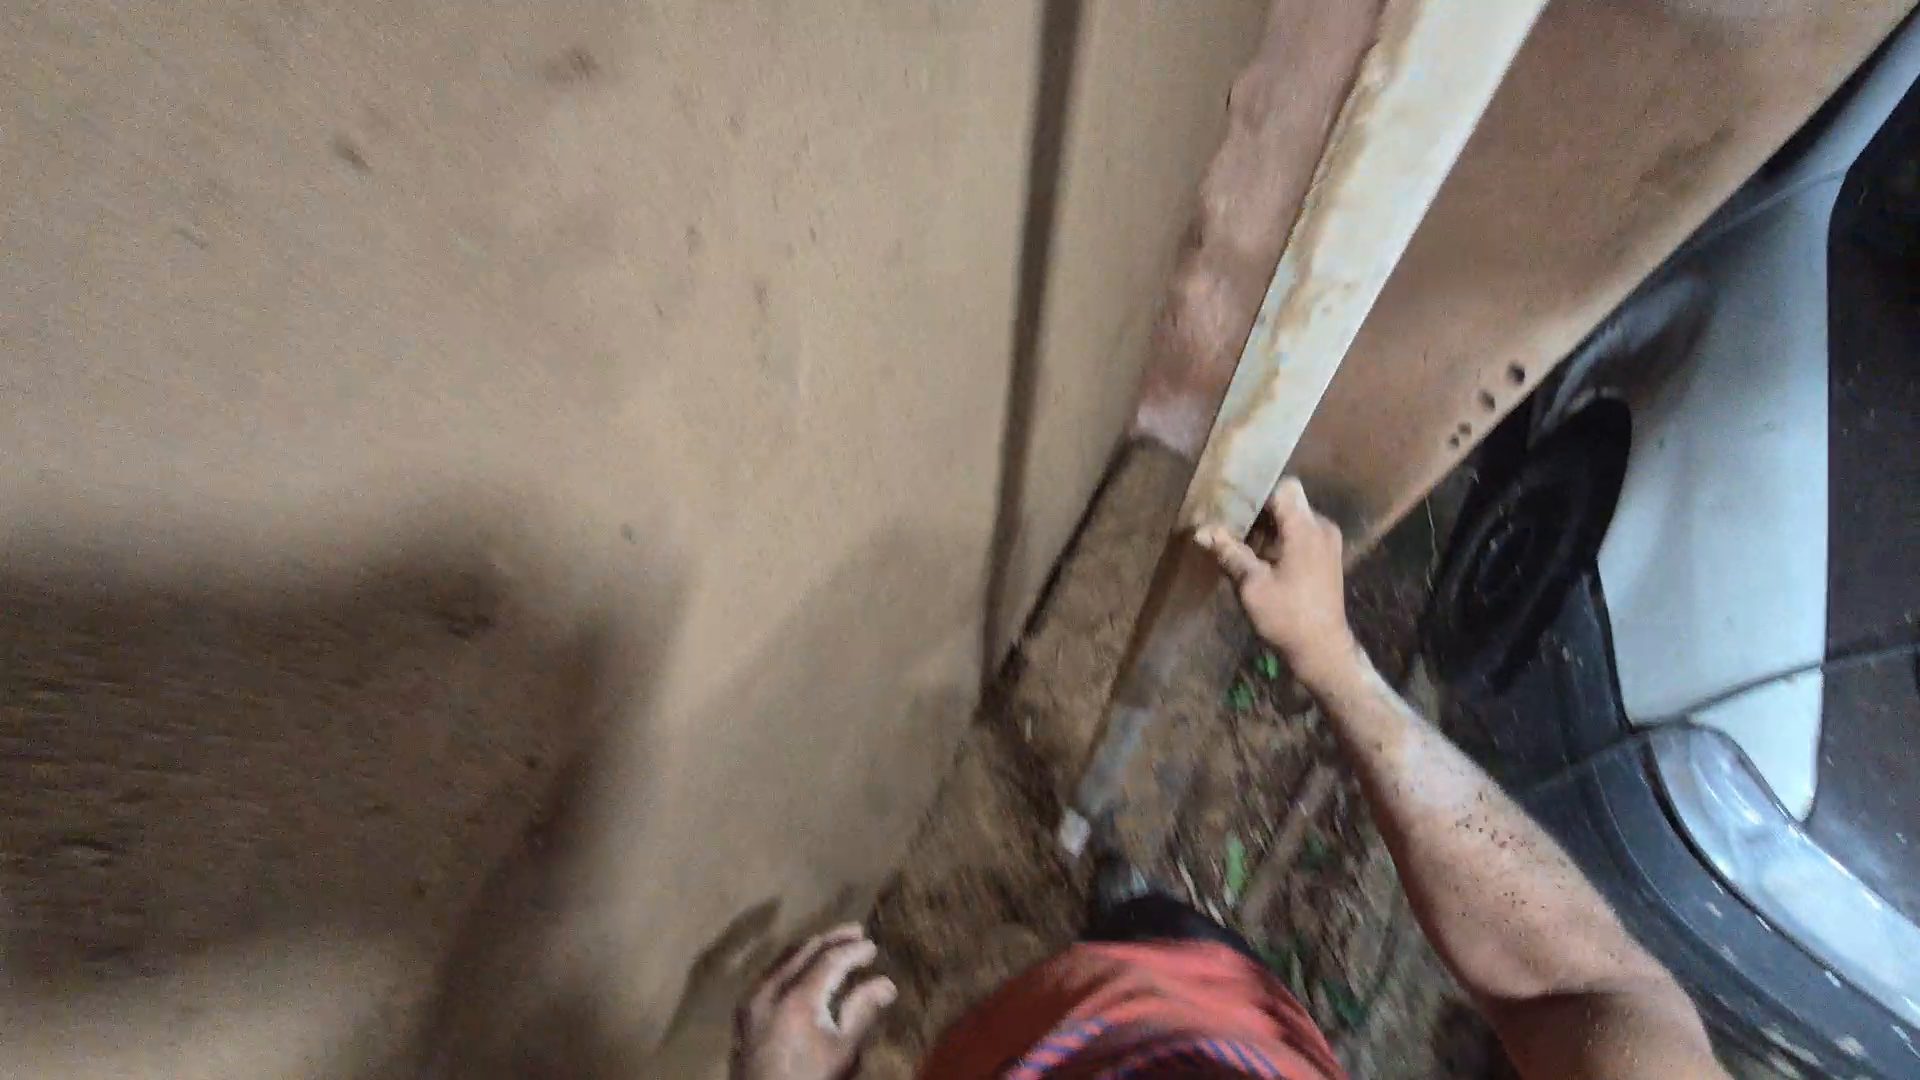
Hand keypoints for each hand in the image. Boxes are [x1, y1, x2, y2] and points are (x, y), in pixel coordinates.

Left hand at [732, 924, 896, 1079]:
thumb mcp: (842, 1054)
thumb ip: (862, 1013)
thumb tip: (886, 984)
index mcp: (797, 999)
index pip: (830, 959)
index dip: (853, 950)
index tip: (872, 947)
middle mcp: (771, 990)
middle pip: (806, 950)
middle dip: (833, 939)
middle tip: (857, 932)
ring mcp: (753, 1000)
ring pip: (785, 958)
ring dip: (812, 948)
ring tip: (834, 947)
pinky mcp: (745, 1013)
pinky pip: (772, 972)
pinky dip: (793, 962)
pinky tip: (805, 968)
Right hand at [1194, 477, 1358, 690]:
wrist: (1322, 651)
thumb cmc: (1287, 616)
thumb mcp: (1251, 584)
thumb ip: (1229, 552)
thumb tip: (1201, 531)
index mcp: (1306, 529)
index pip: (1284, 488)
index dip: (1257, 493)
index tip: (1232, 505)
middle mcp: (1321, 528)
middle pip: (1286, 503)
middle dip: (1256, 513)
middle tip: (1227, 527)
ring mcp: (1326, 543)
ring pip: (1291, 520)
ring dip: (1265, 529)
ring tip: (1238, 546)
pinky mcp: (1325, 558)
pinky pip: (1298, 535)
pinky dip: (1277, 541)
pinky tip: (1257, 560)